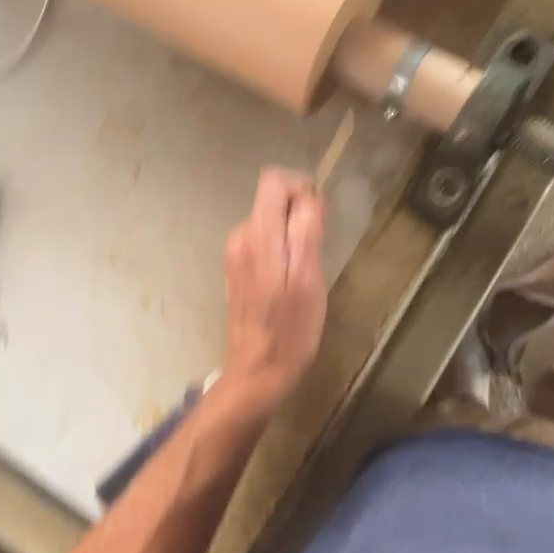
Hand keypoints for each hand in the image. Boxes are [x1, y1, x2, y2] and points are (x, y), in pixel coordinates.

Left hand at [223, 168, 325, 403]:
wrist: (257, 372)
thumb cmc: (291, 329)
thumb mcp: (309, 279)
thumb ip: (306, 231)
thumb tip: (308, 196)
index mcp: (258, 235)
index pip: (274, 180)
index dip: (301, 189)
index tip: (318, 218)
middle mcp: (240, 237)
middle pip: (272, 200)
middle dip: (298, 216)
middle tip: (315, 255)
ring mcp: (234, 254)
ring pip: (269, 222)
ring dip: (290, 237)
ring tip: (303, 275)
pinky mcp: (235, 270)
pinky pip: (263, 243)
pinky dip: (279, 252)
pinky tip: (287, 284)